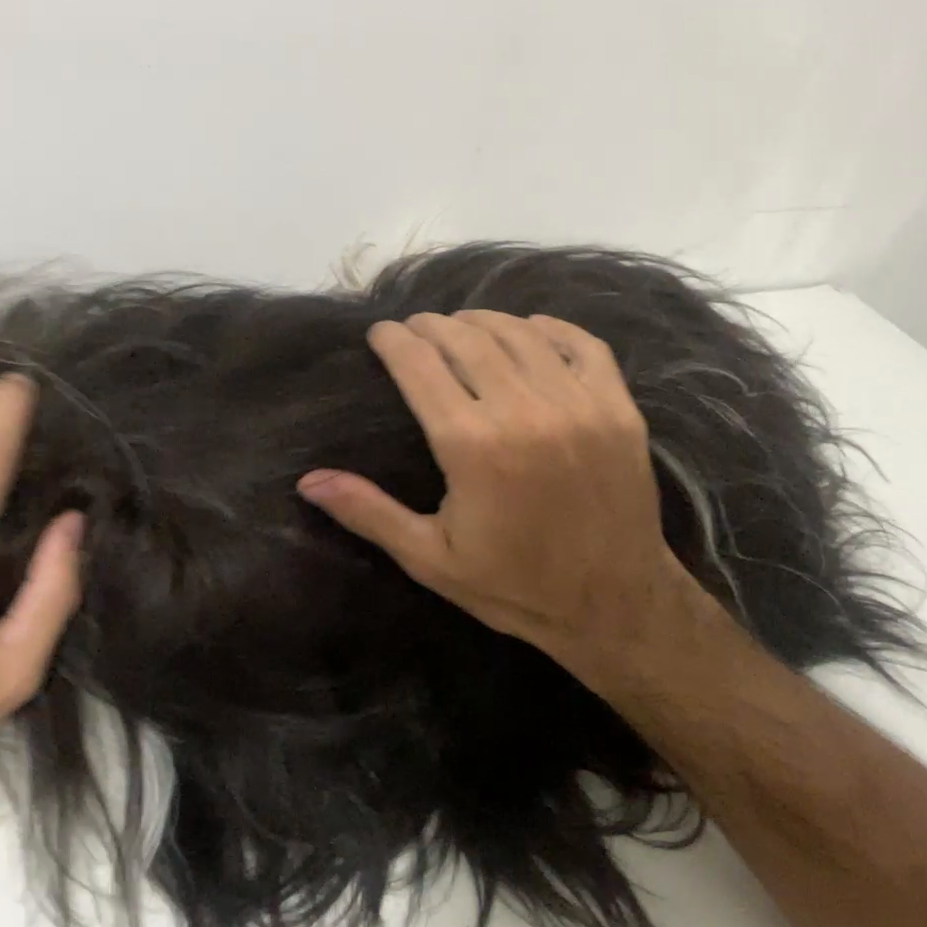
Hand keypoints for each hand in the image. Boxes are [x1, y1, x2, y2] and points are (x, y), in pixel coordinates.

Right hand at [297, 311, 721, 690]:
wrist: (615, 605)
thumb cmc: (514, 586)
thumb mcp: (431, 559)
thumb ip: (370, 512)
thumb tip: (308, 481)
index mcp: (472, 446)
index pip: (420, 365)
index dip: (394, 340)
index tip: (379, 333)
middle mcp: (525, 412)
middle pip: (467, 338)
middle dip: (432, 326)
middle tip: (414, 329)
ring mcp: (579, 405)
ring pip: (520, 333)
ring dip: (482, 321)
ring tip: (461, 327)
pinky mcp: (619, 409)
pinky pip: (582, 344)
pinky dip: (549, 328)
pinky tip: (529, 329)